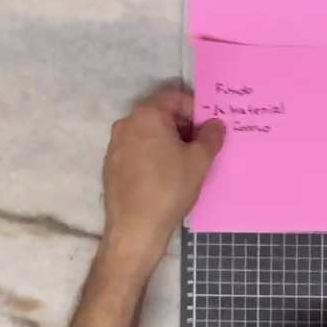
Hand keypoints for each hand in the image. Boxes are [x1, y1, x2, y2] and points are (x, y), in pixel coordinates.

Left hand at [100, 89, 225, 265]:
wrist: (136, 228)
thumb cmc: (170, 187)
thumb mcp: (199, 161)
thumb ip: (211, 136)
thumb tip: (216, 123)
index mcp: (147, 115)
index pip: (175, 98)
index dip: (196, 111)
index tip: (209, 130)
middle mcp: (125, 124)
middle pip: (160, 114)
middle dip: (182, 126)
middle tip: (200, 147)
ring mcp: (114, 145)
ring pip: (147, 134)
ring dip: (167, 142)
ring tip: (183, 164)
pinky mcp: (111, 166)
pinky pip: (136, 151)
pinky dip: (152, 156)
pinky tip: (163, 177)